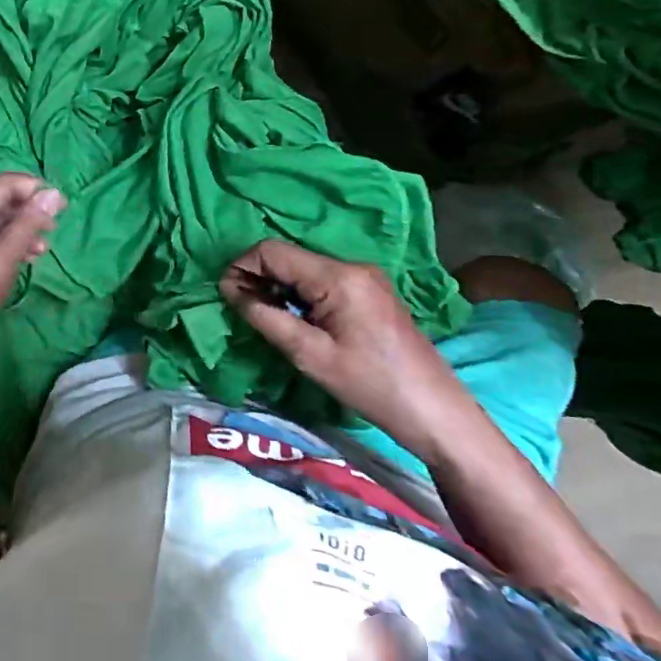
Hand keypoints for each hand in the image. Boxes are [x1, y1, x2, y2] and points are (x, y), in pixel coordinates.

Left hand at [0, 173, 64, 370]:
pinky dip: (9, 241)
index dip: (32, 188)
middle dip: (27, 209)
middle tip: (57, 224)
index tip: (62, 202)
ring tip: (44, 244)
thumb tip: (54, 195)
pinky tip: (30, 254)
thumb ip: (28, 225)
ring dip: (21, 227)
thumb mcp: (2, 261)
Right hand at [219, 240, 453, 430]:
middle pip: (289, 256)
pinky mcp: (370, 291)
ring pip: (304, 267)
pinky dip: (300, 293)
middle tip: (241, 309)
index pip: (273, 250)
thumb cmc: (370, 386)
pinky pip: (323, 280)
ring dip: (278, 285)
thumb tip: (232, 291)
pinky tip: (295, 319)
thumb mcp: (310, 356)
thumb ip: (267, 318)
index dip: (242, 267)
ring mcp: (364, 276)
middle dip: (258, 276)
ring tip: (265, 316)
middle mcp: (351, 265)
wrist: (434, 410)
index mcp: (337, 276)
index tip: (226, 296)